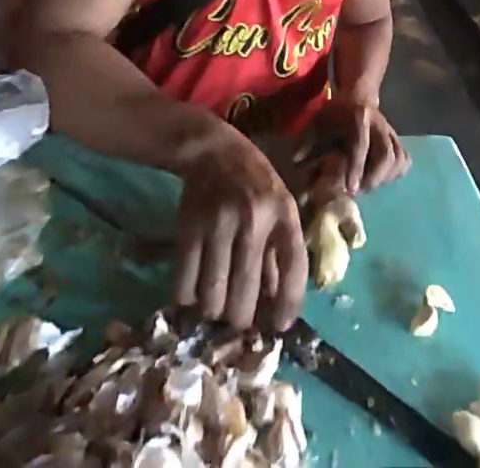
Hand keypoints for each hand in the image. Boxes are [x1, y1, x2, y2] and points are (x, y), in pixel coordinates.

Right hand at [172, 124, 306, 330]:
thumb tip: (276, 307)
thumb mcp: (281, 210)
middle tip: (238, 320)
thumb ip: (280, 254)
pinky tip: (194, 294)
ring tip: (215, 307)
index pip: (294, 269)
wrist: (217, 153)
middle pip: (246, 293)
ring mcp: (220, 225)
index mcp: (285, 216)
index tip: (279, 327)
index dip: (288, 304)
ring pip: (212, 297)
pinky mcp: (189, 229)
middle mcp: (255, 221)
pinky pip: (184, 284)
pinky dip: (187, 300)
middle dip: (242, 319)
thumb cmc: (257, 187)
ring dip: (213, 312)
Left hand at [306, 98, 409, 193]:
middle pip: (386, 153)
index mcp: (357, 118)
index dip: (356, 168)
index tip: (351, 190)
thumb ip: (306, 142)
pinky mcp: (397, 139)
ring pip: (398, 157)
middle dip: (375, 177)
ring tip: (370, 185)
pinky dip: (397, 172)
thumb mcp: (317, 122)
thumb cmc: (334, 114)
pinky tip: (383, 178)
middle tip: (360, 190)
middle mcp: (378, 124)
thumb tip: (297, 165)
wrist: (358, 96)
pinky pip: (405, 158)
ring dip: (386, 177)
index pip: (360, 145)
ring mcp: (390, 132)